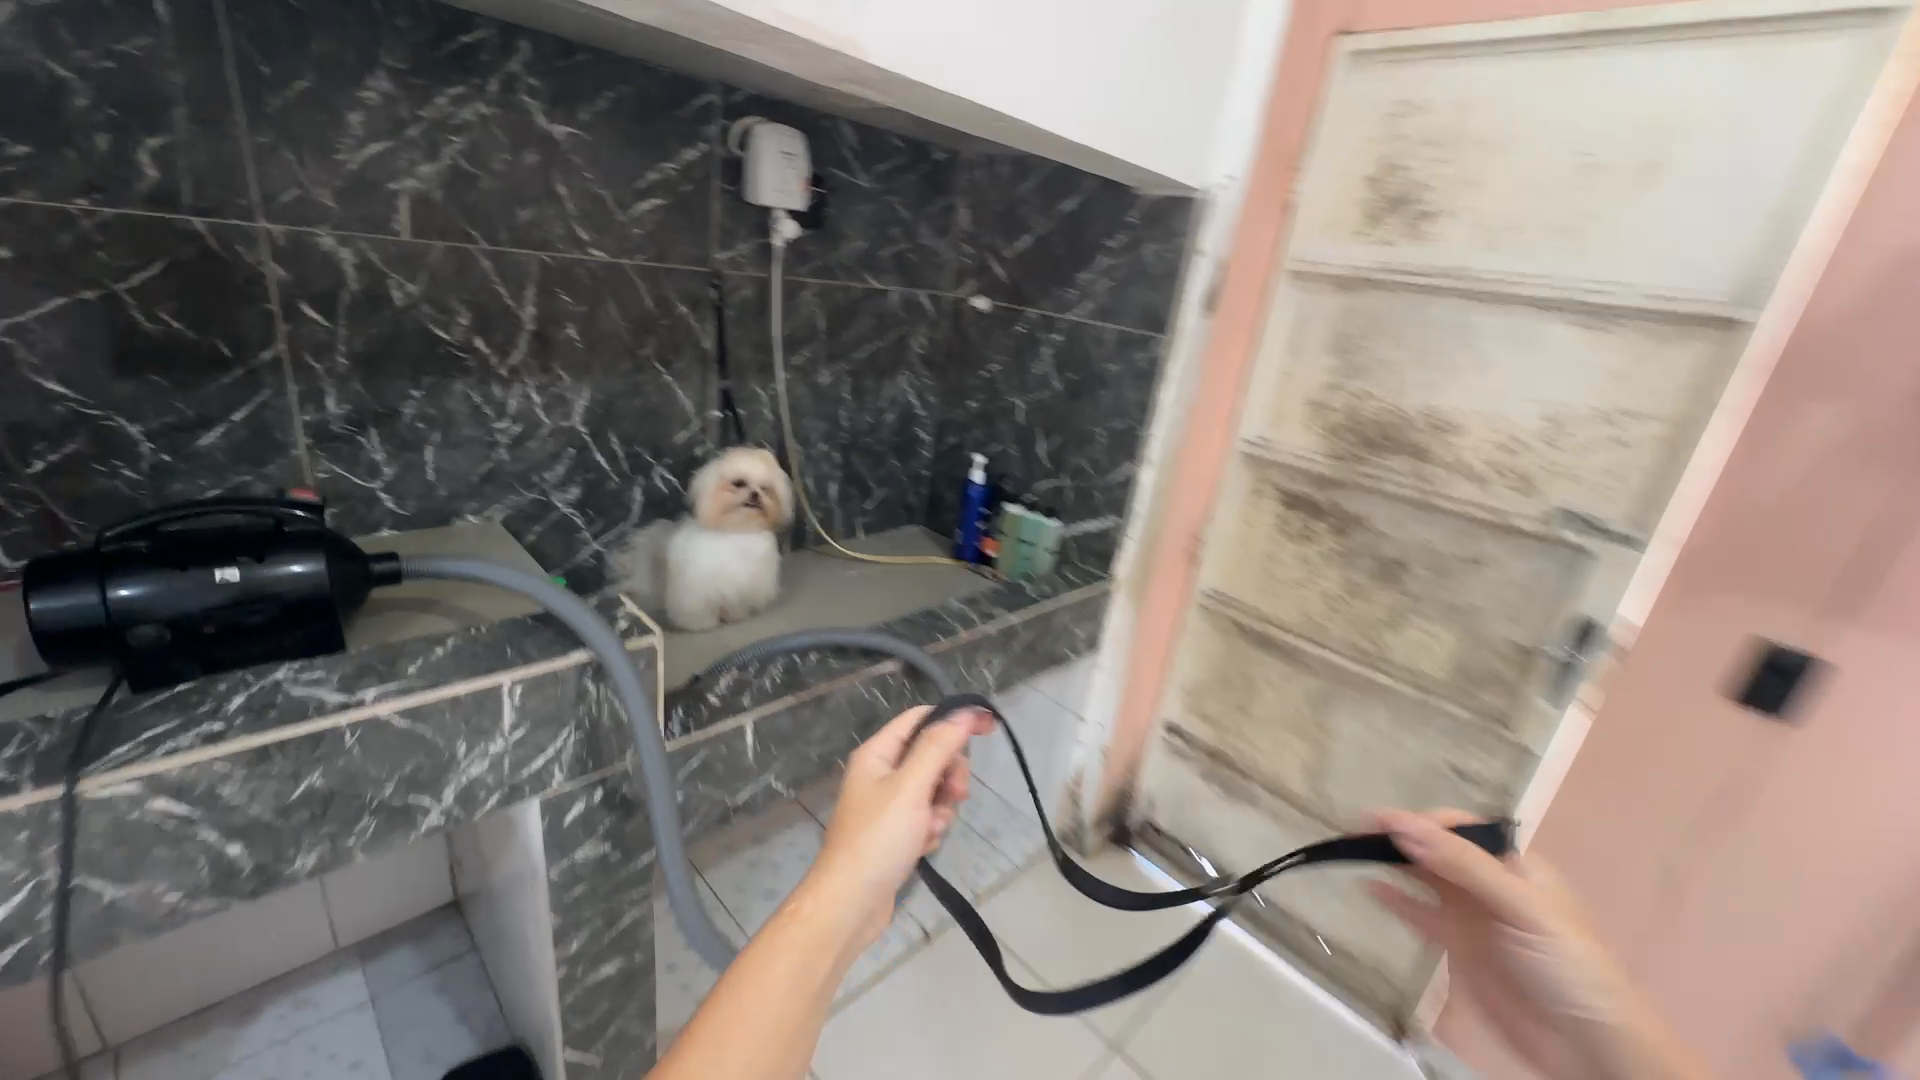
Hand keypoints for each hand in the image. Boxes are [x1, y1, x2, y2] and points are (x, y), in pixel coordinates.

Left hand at [809, 705, 995, 946]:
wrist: (850, 904)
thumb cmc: (878, 839)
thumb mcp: (910, 788)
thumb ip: (938, 747)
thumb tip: (965, 712)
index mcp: (877, 753)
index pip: (921, 718)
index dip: (954, 719)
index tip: (989, 728)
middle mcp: (881, 772)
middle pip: (931, 753)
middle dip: (949, 773)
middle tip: (955, 795)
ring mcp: (888, 803)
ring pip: (933, 787)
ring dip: (940, 807)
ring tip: (930, 829)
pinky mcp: (896, 831)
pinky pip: (926, 815)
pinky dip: (931, 828)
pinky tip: (923, 846)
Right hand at [1369, 809, 1708, 1079]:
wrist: (1587, 1045)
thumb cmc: (1566, 965)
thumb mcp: (1523, 907)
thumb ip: (1465, 866)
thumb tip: (1404, 829)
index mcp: (1513, 865)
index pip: (1460, 828)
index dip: (1422, 820)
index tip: (1382, 822)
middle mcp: (1488, 882)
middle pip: (1436, 847)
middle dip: (1400, 835)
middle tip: (1357, 829)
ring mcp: (1470, 914)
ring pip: (1423, 876)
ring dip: (1392, 861)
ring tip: (1353, 851)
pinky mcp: (1455, 945)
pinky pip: (1418, 913)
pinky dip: (1393, 898)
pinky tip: (1368, 887)